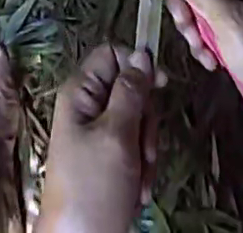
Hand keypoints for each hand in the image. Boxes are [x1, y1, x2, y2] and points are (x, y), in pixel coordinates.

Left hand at [37, 43, 159, 232]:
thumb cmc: (93, 188)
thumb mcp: (115, 135)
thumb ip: (130, 91)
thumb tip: (141, 52)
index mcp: (81, 92)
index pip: (111, 54)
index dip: (137, 64)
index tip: (161, 86)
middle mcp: (87, 107)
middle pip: (129, 88)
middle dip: (146, 118)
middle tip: (145, 147)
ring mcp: (97, 135)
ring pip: (137, 120)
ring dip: (147, 148)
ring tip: (140, 176)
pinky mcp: (108, 160)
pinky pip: (135, 148)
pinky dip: (142, 167)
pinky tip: (138, 189)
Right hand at [154, 0, 242, 132]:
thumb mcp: (228, 22)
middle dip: (181, 2)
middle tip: (187, 29)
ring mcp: (235, 5)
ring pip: (194, 2)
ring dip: (191, 27)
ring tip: (203, 51)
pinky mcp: (234, 27)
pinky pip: (205, 23)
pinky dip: (202, 40)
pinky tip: (211, 60)